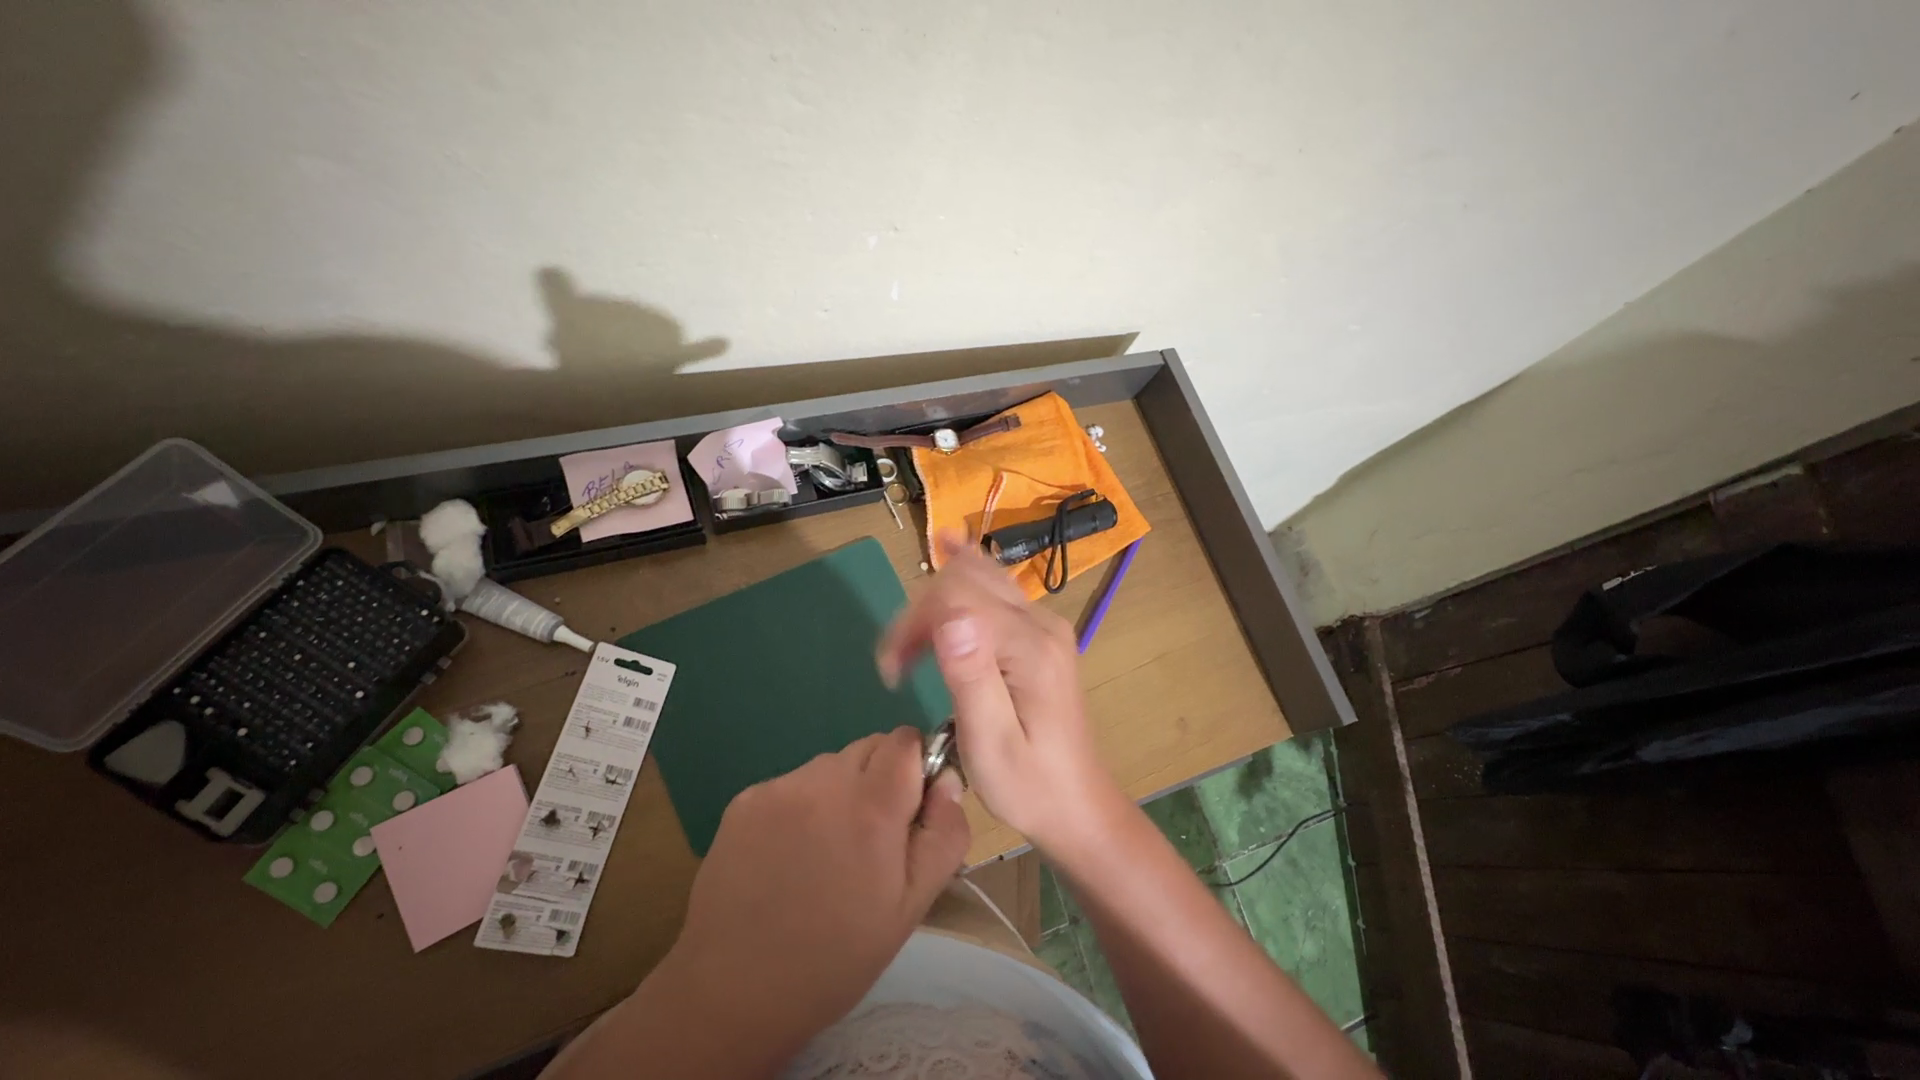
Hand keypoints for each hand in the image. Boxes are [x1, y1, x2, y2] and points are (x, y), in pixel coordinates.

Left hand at [663, 727, 970, 1056]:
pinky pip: (791, 786)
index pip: (906, 740)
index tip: (911, 810)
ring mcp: (777, 789)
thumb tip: (947, 781)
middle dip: (880, 780)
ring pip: (829, 767)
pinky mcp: (743, 801)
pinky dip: (801, 808)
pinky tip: (789, 858)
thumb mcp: (911, 907)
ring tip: (827, 855)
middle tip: (870, 841)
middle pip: (868, 748)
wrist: (734, 991)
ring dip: (840, 793)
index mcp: (871, 807)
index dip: (917, 767)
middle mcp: (823, 782)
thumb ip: (943, 834)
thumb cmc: (837, 957)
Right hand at [877, 532, 1127, 855]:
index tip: (891, 672)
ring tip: (912, 646)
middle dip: (920, 610)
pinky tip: (947, 550)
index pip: (956, 598)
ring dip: (936, 600)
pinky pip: (995, 589)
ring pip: (980, 576)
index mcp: (1030, 648)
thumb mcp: (991, 743)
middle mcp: (1041, 623)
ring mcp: (1043, 624)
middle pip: (966, 578)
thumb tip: (948, 618)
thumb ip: (971, 677)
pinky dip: (961, 581)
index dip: (912, 623)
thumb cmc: (1028, 786)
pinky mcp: (1038, 634)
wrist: (1076, 806)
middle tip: (897, 663)